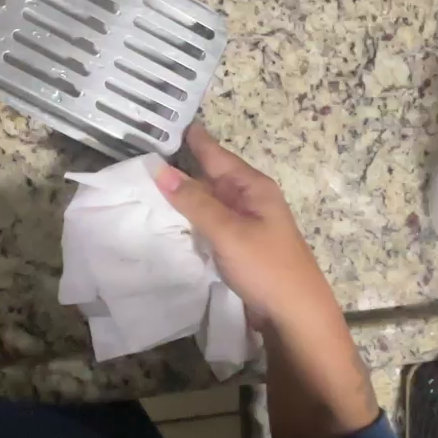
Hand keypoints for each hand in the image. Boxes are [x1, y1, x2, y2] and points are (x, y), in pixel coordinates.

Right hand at [154, 124, 375, 437]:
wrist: (294, 316)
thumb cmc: (266, 267)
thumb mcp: (227, 231)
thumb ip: (193, 201)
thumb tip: (160, 170)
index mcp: (253, 187)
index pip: (215, 154)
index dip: (192, 139)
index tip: (168, 121)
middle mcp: (249, 200)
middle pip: (209, 178)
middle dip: (180, 169)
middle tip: (142, 157)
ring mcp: (244, 225)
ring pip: (207, 203)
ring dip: (182, 198)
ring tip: (145, 186)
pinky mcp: (238, 248)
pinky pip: (208, 226)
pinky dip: (189, 222)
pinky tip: (168, 223)